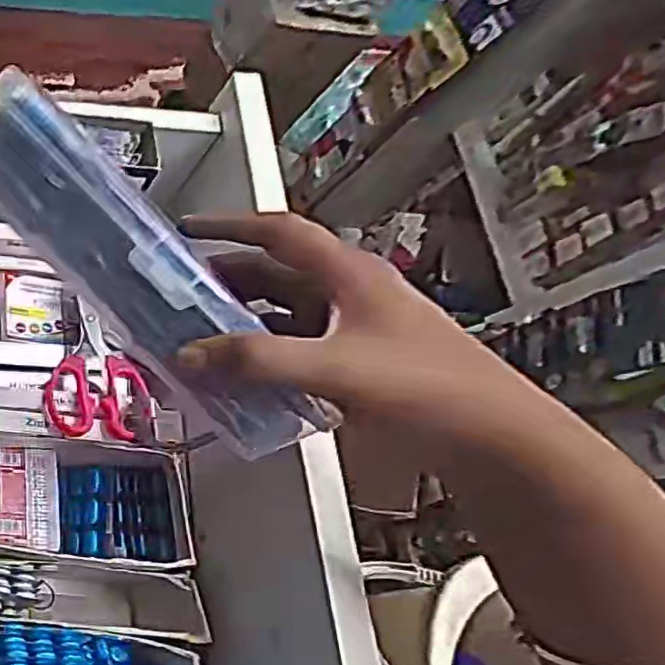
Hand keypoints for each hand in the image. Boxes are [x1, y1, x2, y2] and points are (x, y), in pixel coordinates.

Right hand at [176, 212, 547, 446]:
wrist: (489, 438)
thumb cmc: (430, 389)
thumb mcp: (334, 368)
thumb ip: (257, 360)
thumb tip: (191, 355)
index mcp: (350, 277)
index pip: (282, 234)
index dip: (231, 226)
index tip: (189, 229)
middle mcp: (345, 297)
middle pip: (270, 276)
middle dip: (220, 283)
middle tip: (176, 297)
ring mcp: (344, 331)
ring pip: (273, 315)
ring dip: (232, 325)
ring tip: (192, 337)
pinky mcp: (343, 364)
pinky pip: (282, 351)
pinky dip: (250, 359)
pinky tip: (227, 376)